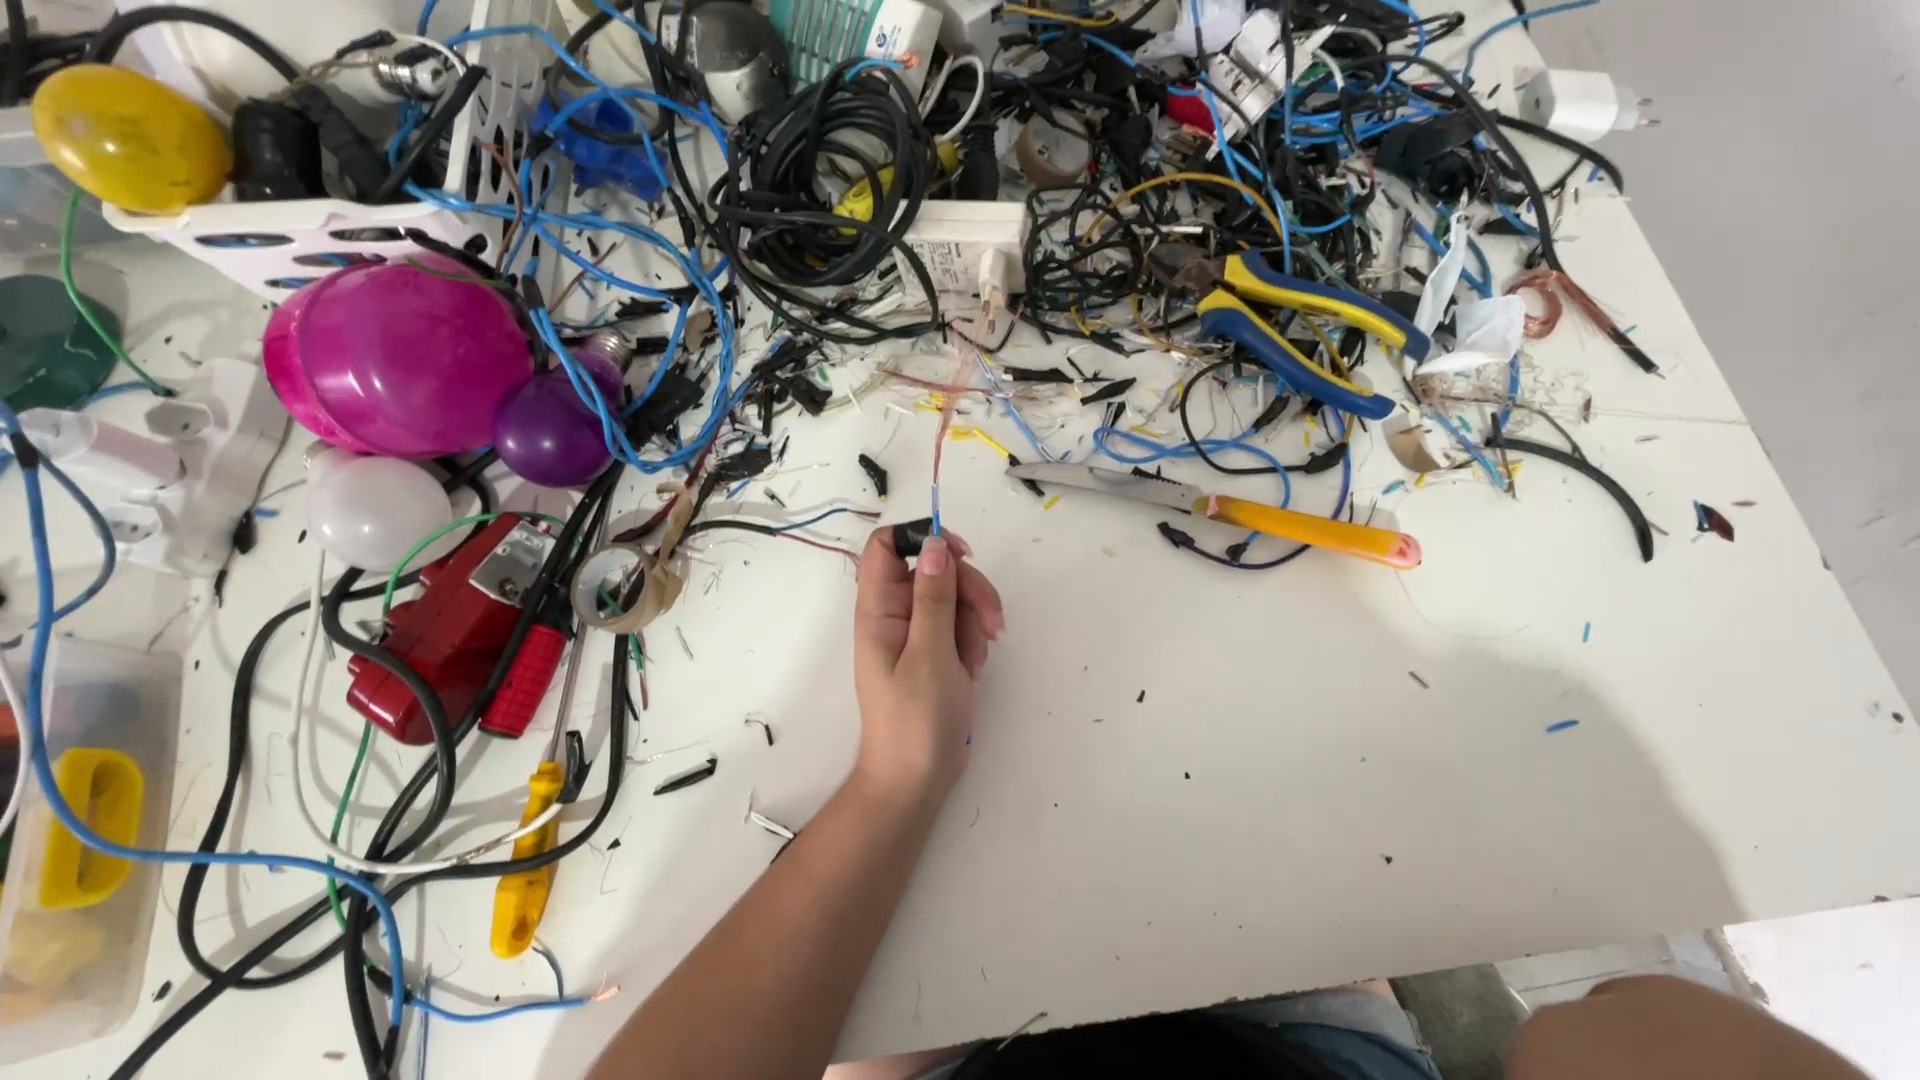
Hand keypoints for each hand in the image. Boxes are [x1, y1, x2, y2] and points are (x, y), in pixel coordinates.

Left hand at [851, 528, 1004, 808]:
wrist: (917, 779)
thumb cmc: (915, 720)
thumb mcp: (929, 654)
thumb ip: (934, 596)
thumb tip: (934, 544)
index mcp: (879, 608)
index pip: (887, 546)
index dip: (922, 539)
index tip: (960, 555)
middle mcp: (896, 614)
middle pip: (936, 569)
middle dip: (969, 591)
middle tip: (991, 625)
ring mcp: (918, 633)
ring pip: (955, 596)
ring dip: (976, 621)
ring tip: (977, 660)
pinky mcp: (938, 652)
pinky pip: (962, 625)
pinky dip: (974, 642)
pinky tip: (973, 671)